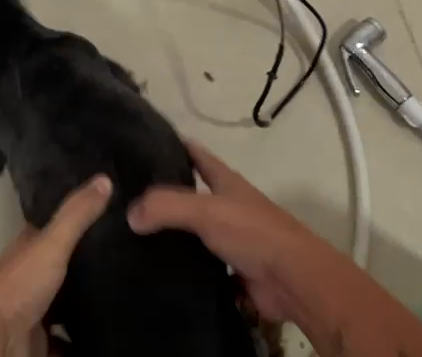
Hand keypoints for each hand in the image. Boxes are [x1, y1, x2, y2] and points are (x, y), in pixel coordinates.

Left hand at [0, 175, 113, 356]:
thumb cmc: (19, 285)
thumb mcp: (51, 243)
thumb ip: (76, 214)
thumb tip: (105, 176)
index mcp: (31, 244)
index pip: (61, 222)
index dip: (85, 214)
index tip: (117, 208)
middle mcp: (34, 272)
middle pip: (69, 260)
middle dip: (95, 258)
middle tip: (133, 249)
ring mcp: (40, 306)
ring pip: (71, 297)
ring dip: (93, 295)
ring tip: (131, 284)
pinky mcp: (46, 337)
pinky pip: (72, 333)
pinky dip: (88, 330)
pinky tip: (112, 321)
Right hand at [125, 142, 319, 322]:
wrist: (292, 279)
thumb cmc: (252, 231)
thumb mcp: (206, 210)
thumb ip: (166, 207)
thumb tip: (129, 213)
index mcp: (226, 181)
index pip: (197, 154)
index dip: (175, 145)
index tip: (145, 142)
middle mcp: (229, 204)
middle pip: (194, 193)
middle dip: (167, 193)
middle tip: (129, 196)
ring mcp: (233, 237)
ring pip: (195, 230)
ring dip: (173, 233)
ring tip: (136, 235)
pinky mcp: (233, 269)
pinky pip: (201, 264)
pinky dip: (184, 266)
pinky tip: (160, 270)